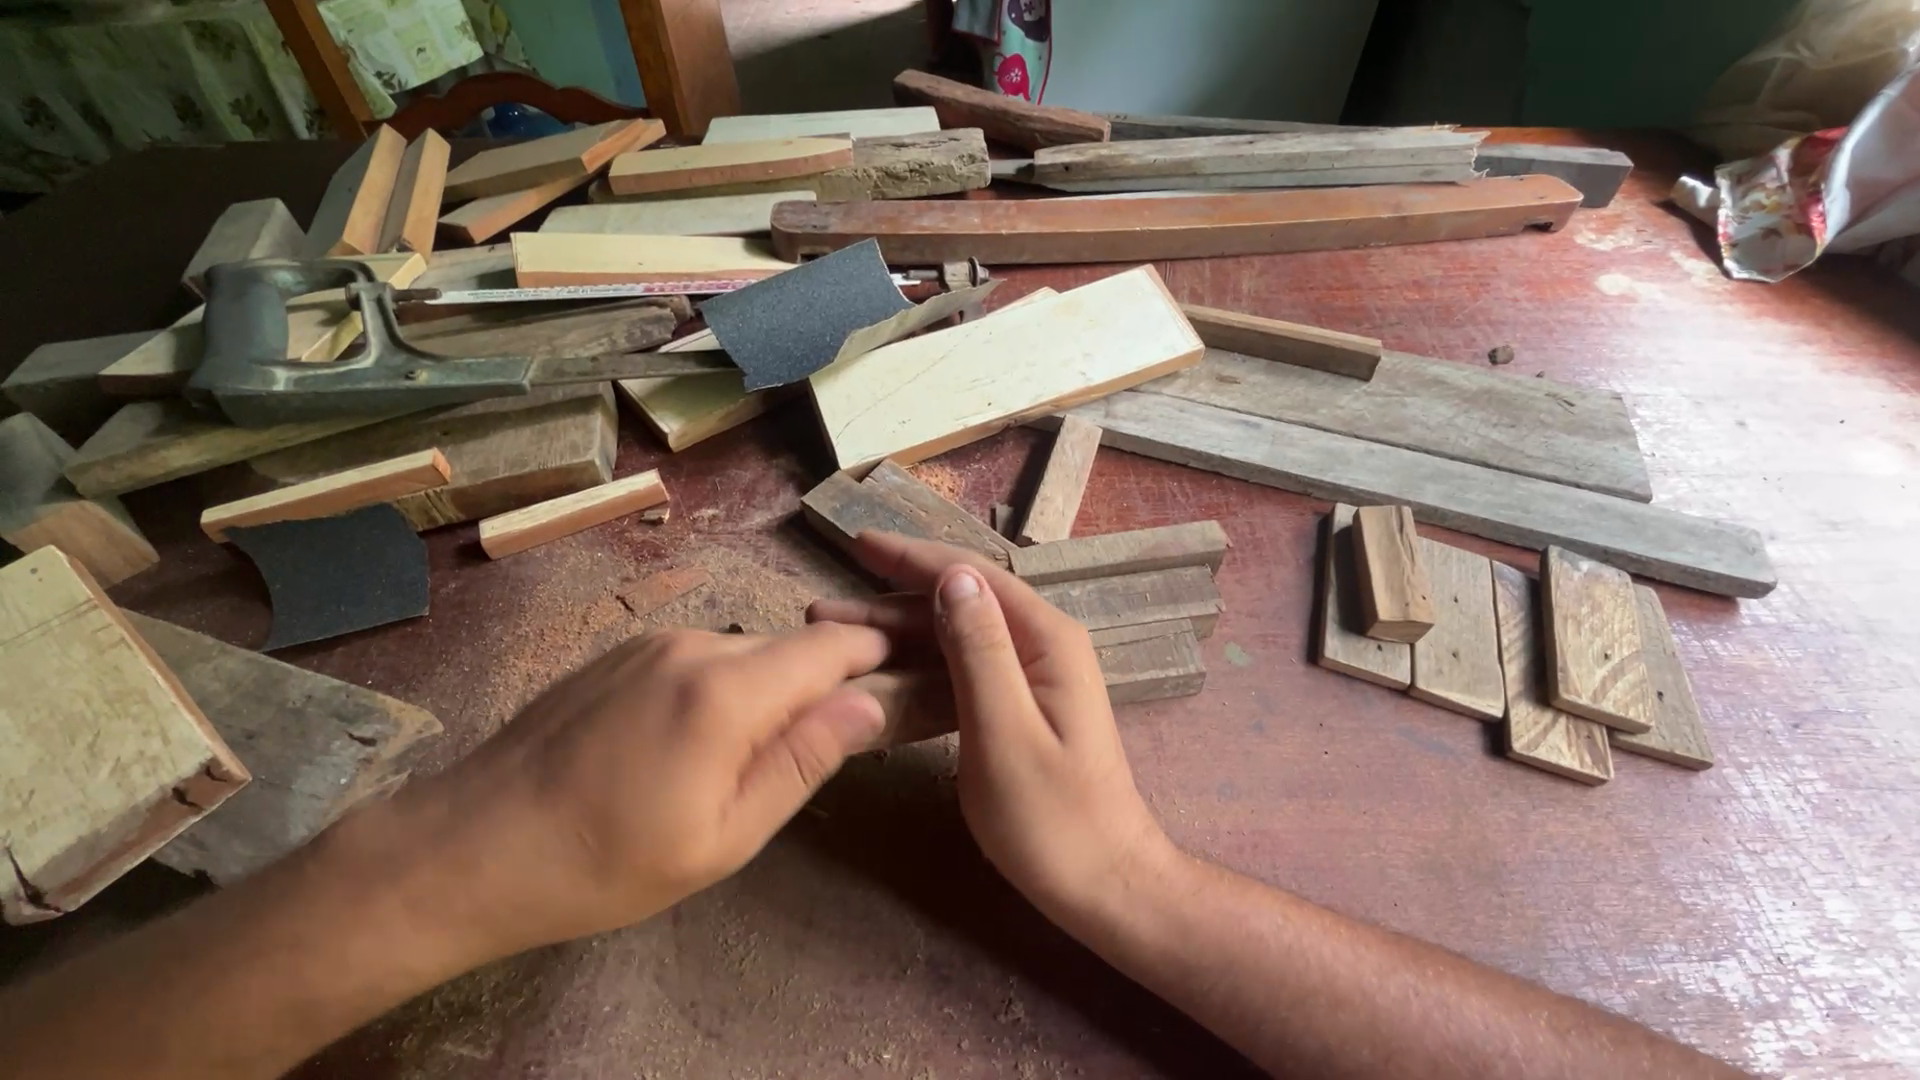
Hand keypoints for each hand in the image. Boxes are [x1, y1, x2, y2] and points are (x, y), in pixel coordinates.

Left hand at [367, 624, 889, 962]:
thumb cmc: (608, 861)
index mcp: (728, 691)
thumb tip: (869, 704)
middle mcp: (696, 645)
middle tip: (821, 741)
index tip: (899, 676)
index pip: (833, 645)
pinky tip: (690, 740)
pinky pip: (701, 656)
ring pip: (746, 650)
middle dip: (821, 680)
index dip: (874, 654)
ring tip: (745, 754)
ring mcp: (653, 642)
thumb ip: (804, 759)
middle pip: (791, 646)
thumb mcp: (726, 836)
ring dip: (768, 686)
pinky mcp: (623, 649)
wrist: (471, 846)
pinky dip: (724, 684)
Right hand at [807, 532, 1174, 922]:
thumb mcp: (1006, 732)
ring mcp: (1033, 676)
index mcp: (1045, 640)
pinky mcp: (1021, 706)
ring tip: (836, 637)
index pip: (972, 577)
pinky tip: (884, 673)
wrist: (1104, 883)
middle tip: (823, 609)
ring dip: (898, 634)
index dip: (913, 557)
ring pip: (956, 637)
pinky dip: (920, 665)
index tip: (860, 543)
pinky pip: (963, 669)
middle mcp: (1042, 645)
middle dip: (891, 601)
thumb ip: (979, 650)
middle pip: (960, 604)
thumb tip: (954, 576)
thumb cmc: (1053, 818)